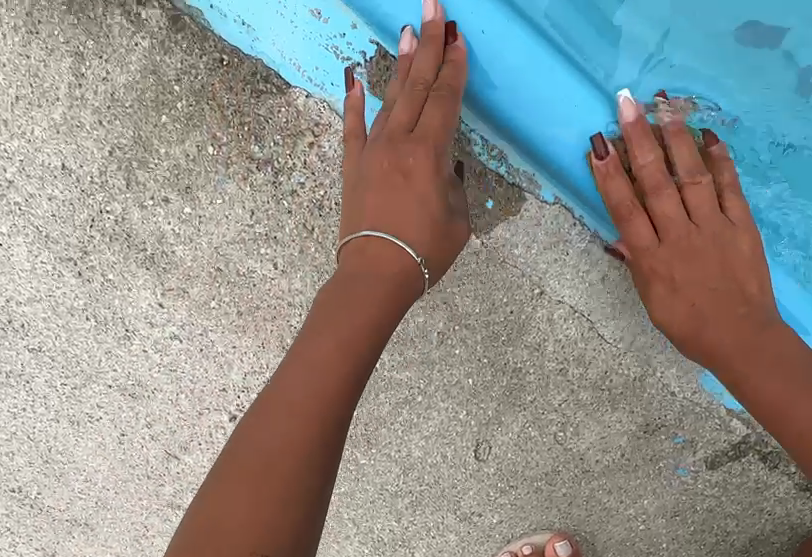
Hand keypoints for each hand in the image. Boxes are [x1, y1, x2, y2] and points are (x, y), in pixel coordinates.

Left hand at [336, 3, 471, 306]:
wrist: (375, 274)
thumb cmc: (423, 254)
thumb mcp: (457, 222)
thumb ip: (454, 186)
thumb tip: (445, 168)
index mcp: (429, 154)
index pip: (445, 99)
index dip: (454, 67)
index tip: (459, 38)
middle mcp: (399, 142)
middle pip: (417, 86)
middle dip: (430, 45)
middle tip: (435, 9)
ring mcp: (372, 151)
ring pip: (388, 99)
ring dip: (400, 64)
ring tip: (409, 33)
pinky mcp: (352, 167)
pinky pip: (353, 127)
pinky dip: (355, 102)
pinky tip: (356, 79)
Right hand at [588, 92, 785, 371]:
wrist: (742, 339)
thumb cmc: (691, 328)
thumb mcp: (654, 304)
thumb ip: (639, 266)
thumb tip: (619, 237)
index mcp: (653, 261)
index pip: (626, 211)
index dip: (610, 177)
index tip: (598, 145)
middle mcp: (679, 238)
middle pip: (656, 184)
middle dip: (639, 142)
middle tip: (627, 104)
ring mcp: (712, 229)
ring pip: (691, 176)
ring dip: (677, 139)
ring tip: (665, 105)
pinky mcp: (742, 226)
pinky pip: (729, 186)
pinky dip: (719, 159)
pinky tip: (709, 135)